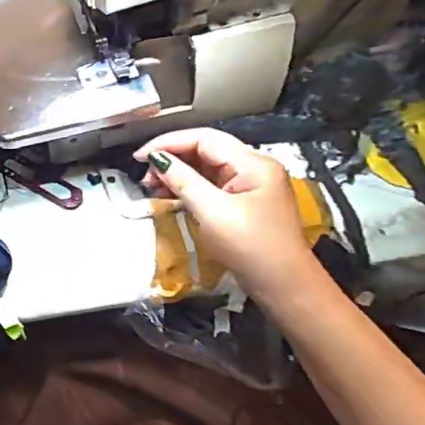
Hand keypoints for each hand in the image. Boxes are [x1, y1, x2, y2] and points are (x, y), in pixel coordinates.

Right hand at [133, 128, 320, 299]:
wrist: (284, 286)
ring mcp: (249, 185)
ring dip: (177, 173)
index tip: (140, 157)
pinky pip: (210, 184)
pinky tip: (170, 195)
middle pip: (205, 150)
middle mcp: (253, 168)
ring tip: (152, 187)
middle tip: (145, 176)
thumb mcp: (212, 211)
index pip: (204, 139)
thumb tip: (157, 159)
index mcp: (253, 164)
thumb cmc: (251, 247)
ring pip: (205, 167)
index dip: (168, 143)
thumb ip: (183, 181)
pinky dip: (188, 187)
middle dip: (171, 158)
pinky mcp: (243, 202)